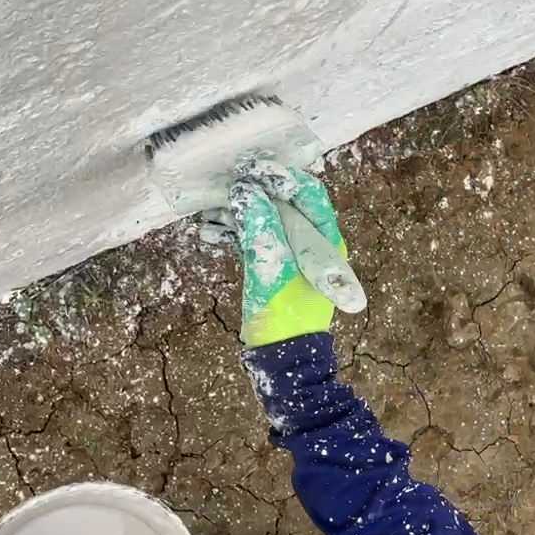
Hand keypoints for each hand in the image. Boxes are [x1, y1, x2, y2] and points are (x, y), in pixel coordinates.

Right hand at [226, 159, 349, 347]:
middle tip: (226, 186)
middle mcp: (312, 244)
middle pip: (282, 204)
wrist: (281, 363)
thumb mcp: (271, 270)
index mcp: (325, 241)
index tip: (250, 171)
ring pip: (265, 220)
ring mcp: (292, 256)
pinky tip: (209, 233)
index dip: (280, 178)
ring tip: (210, 212)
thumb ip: (261, 227)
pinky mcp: (273, 269)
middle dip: (254, 194)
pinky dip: (234, 234)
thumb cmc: (283, 318)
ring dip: (239, 214)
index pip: (308, 194)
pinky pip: (254, 240)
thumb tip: (246, 190)